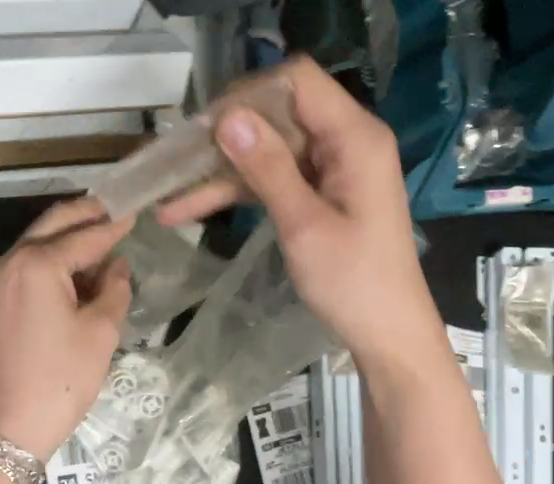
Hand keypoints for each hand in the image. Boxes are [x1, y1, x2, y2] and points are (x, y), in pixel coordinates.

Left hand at [0, 199, 132, 460]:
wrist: (12, 426)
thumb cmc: (62, 381)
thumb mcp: (101, 332)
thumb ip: (114, 288)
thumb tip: (116, 265)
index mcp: (36, 264)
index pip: (84, 236)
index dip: (113, 226)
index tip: (135, 212)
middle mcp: (9, 262)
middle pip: (52, 226)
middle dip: (85, 217)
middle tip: (115, 210)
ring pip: (36, 244)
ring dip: (67, 238)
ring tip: (101, 238)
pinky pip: (25, 267)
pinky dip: (51, 261)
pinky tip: (76, 269)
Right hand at [158, 58, 442, 370]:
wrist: (386, 331)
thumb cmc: (352, 281)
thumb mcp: (304, 225)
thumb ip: (268, 169)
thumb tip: (228, 119)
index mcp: (353, 137)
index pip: (297, 83)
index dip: (248, 96)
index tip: (203, 128)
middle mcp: (344, 142)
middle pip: (277, 116)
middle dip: (226, 136)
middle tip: (175, 161)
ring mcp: (331, 170)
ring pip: (268, 153)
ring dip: (221, 173)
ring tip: (168, 195)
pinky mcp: (320, 196)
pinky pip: (273, 181)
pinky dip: (238, 194)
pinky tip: (190, 209)